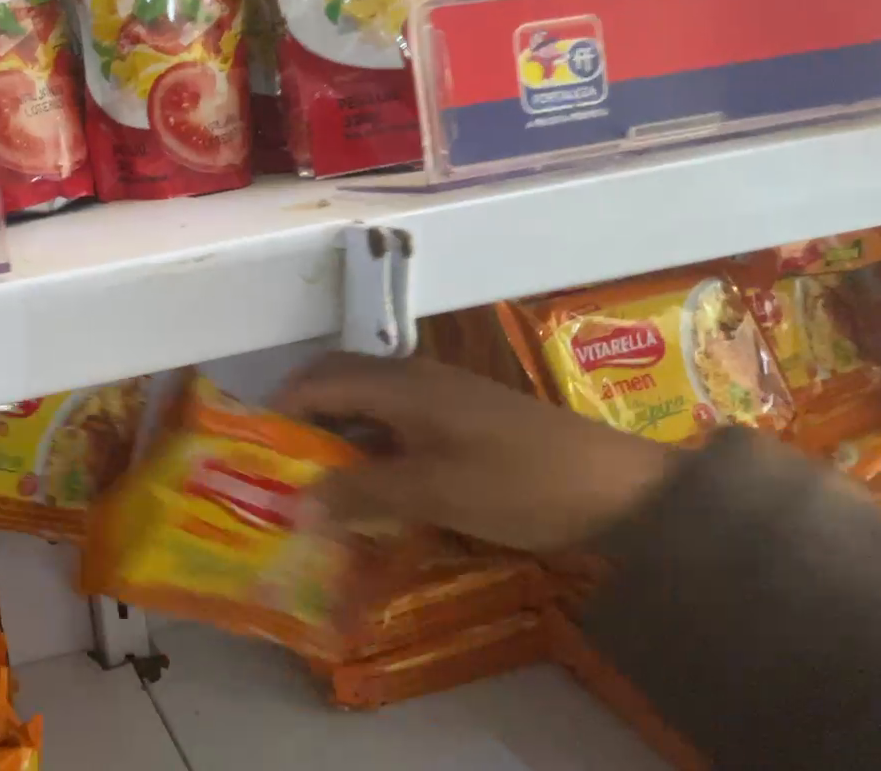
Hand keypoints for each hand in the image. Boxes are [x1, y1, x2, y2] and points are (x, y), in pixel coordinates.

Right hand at [272, 353, 679, 551]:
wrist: (628, 490)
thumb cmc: (520, 483)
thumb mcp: (434, 493)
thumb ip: (361, 493)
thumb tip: (297, 504)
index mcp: (399, 385)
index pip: (317, 381)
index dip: (279, 406)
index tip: (252, 442)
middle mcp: (412, 377)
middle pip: (337, 380)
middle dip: (301, 412)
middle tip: (279, 456)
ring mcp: (439, 393)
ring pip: (365, 398)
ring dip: (335, 427)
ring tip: (316, 471)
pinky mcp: (461, 414)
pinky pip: (393, 415)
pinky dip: (368, 438)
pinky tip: (372, 475)